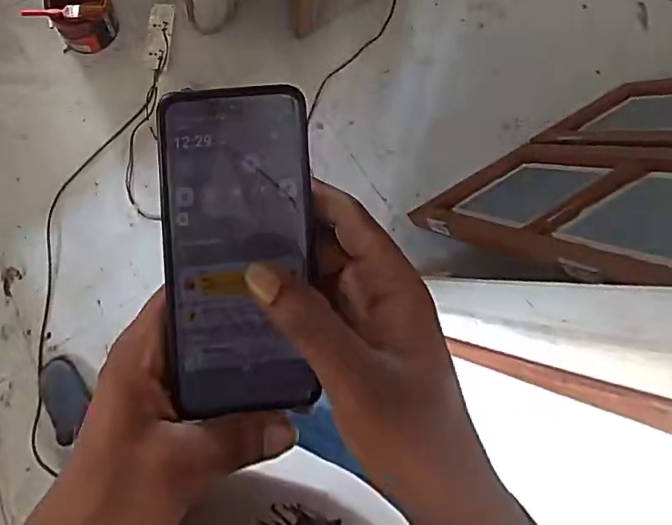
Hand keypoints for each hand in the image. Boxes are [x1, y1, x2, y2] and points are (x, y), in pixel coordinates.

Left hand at [28, 291, 295, 524]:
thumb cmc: (118, 488)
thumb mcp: (180, 463)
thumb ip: (235, 439)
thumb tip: (287, 423)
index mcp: (138, 350)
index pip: (177, 292)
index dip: (213, 277)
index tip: (258, 273)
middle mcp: (145, 358)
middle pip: (194, 322)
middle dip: (234, 318)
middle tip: (284, 312)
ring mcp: (153, 386)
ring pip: (200, 357)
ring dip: (234, 355)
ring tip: (284, 345)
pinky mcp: (162, 414)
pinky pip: (201, 387)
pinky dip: (227, 387)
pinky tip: (263, 393)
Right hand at [244, 182, 525, 524]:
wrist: (442, 498)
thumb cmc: (411, 432)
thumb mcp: (355, 376)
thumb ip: (307, 321)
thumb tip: (256, 269)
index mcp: (391, 282)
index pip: (349, 217)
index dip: (311, 192)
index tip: (263, 180)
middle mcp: (378, 289)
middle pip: (328, 241)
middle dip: (285, 227)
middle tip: (230, 219)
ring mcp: (364, 315)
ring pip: (318, 273)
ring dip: (282, 263)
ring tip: (229, 250)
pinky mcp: (352, 339)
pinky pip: (314, 304)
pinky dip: (286, 296)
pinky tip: (250, 297)